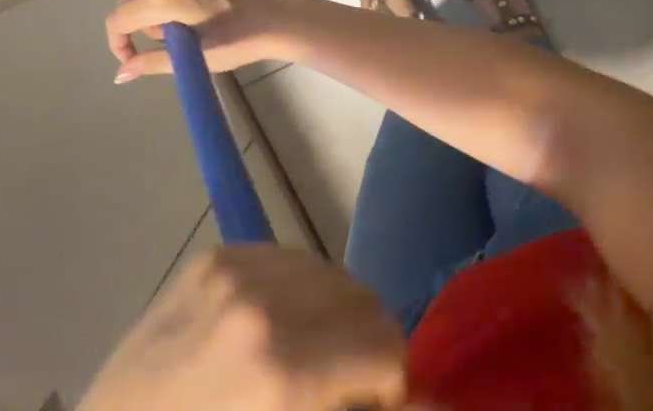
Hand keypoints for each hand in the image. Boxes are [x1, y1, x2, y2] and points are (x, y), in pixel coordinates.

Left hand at [80, 245, 406, 410]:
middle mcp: (261, 301)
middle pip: (364, 300)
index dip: (390, 385)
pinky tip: (271, 330)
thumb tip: (441, 405)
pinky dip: (298, 292)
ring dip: (334, 316)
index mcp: (282, 367)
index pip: (386, 345)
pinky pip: (289, 259)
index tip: (365, 407)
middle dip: (367, 347)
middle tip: (339, 389)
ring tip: (304, 358)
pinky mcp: (212, 257)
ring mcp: (232, 270)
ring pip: (331, 273)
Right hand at [106, 0, 312, 81]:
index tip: (132, 62)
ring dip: (148, 12)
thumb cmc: (237, 41)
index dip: (117, 43)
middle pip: (128, 0)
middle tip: (164, 48)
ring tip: (180, 35)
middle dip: (133, 27)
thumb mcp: (193, 57)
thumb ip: (151, 63)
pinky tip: (191, 18)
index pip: (118, 17)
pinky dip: (164, 0)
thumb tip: (119, 74)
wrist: (279, 18)